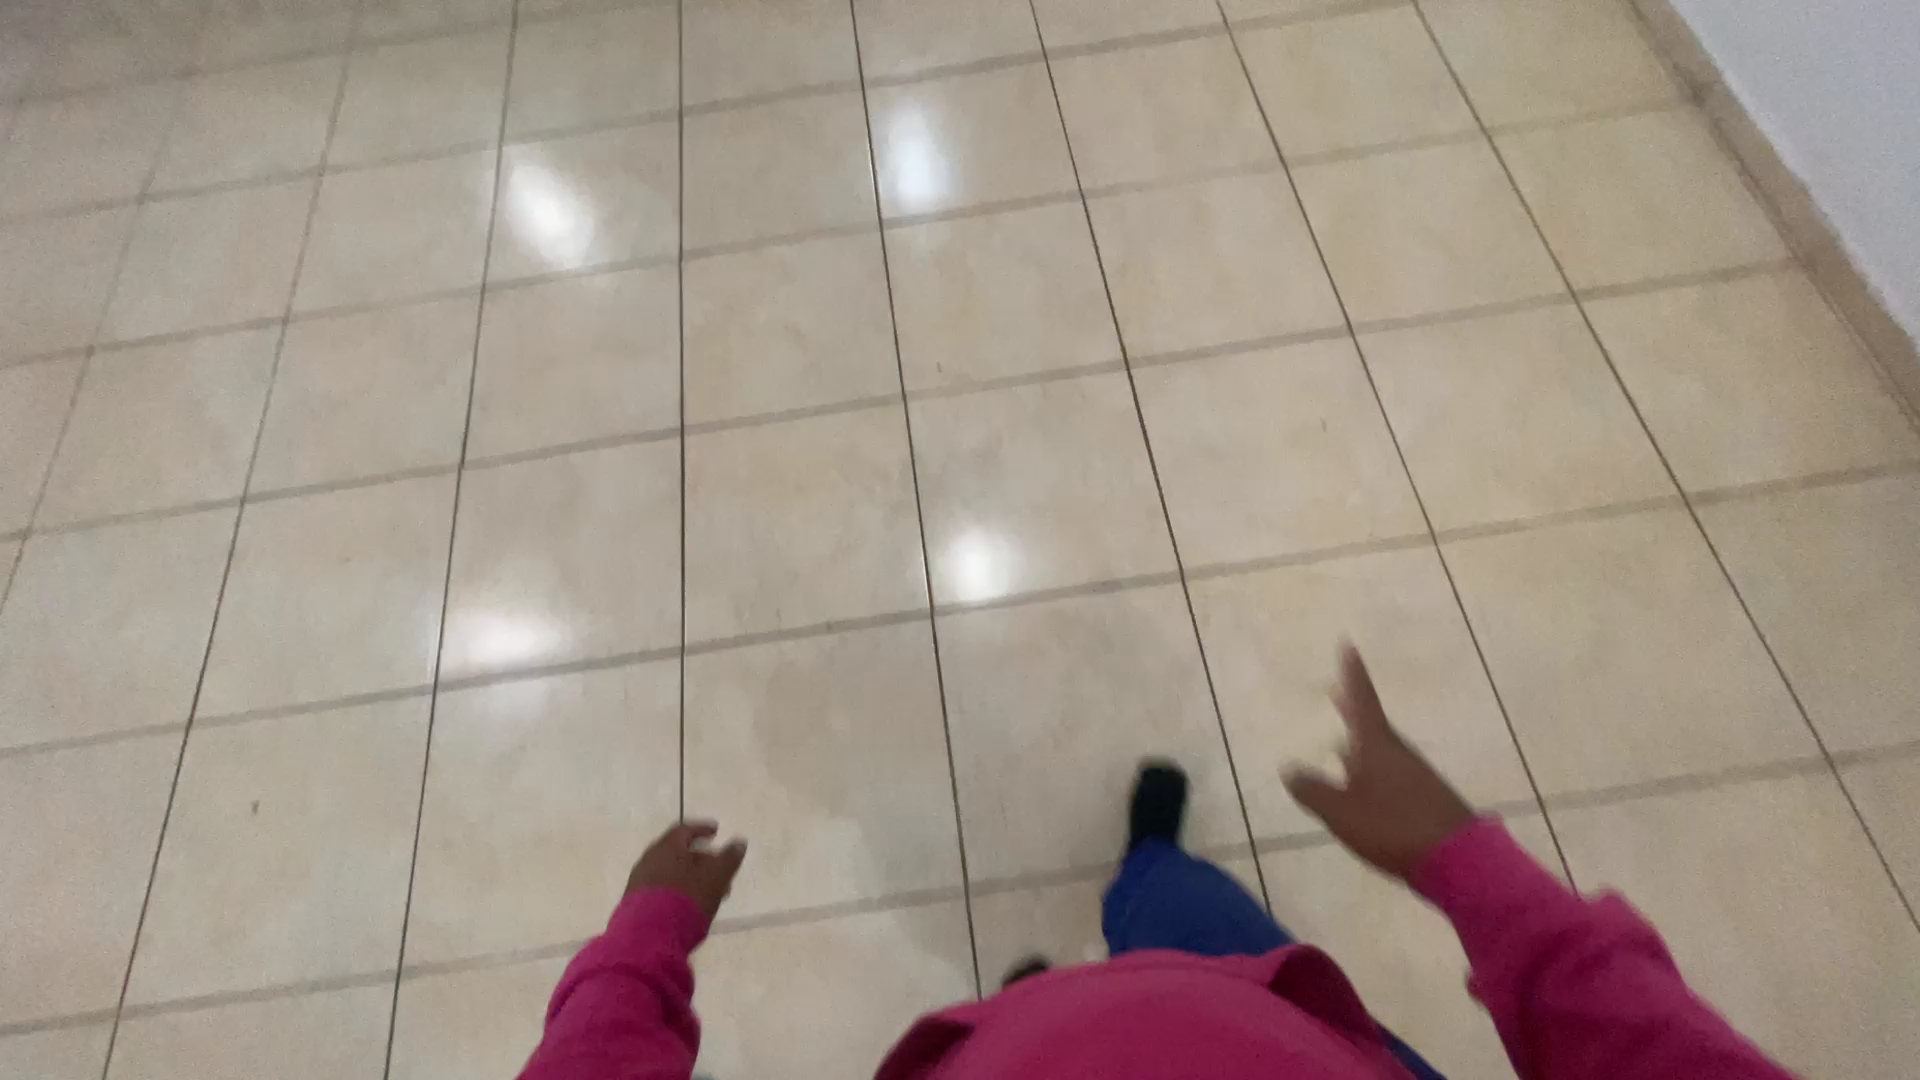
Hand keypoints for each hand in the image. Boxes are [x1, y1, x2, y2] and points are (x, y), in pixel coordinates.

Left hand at [625, 821, 747, 920]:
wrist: (647, 940)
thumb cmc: (687, 899)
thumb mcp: (717, 876)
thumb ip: (729, 858)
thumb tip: (739, 842)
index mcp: (668, 846)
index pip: (685, 829)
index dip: (702, 829)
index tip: (716, 831)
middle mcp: (649, 859)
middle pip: (676, 851)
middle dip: (699, 858)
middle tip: (716, 867)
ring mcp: (638, 883)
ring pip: (668, 872)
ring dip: (688, 877)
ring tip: (707, 891)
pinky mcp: (633, 905)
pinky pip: (659, 889)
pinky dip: (676, 891)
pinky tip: (687, 906)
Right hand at [1283, 644, 1476, 880]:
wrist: (1462, 865)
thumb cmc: (1393, 828)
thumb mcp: (1340, 811)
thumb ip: (1312, 790)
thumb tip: (1289, 769)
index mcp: (1376, 747)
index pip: (1361, 700)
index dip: (1352, 674)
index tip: (1348, 644)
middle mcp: (1397, 754)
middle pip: (1371, 724)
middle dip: (1352, 709)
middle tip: (1336, 691)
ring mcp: (1415, 778)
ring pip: (1379, 752)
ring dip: (1358, 744)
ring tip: (1338, 744)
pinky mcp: (1424, 801)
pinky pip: (1389, 775)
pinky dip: (1370, 770)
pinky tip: (1361, 785)